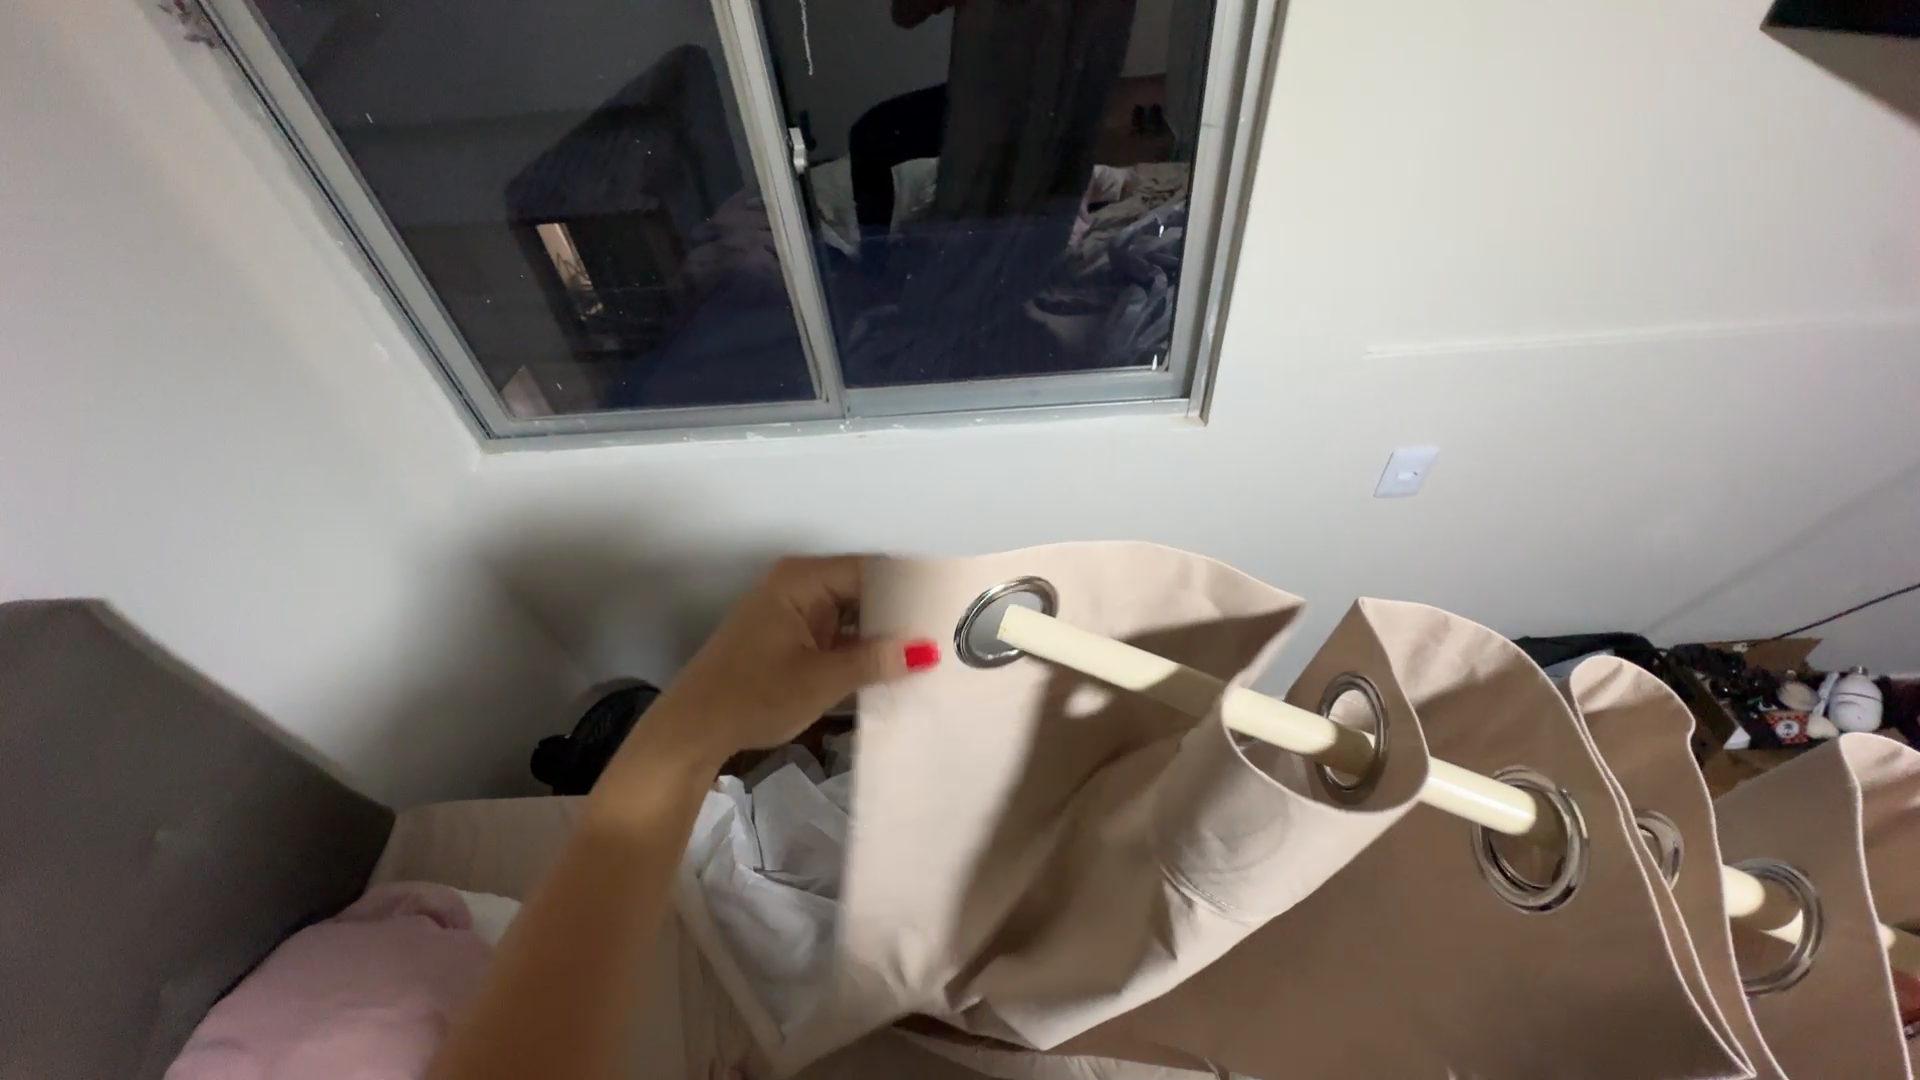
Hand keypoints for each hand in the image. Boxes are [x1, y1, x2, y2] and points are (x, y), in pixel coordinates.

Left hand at [614, 556, 938, 776]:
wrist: (692, 730)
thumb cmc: (753, 696)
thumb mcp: (821, 680)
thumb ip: (876, 660)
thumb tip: (927, 650)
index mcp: (801, 580)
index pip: (870, 569)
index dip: (908, 586)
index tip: (949, 601)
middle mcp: (798, 586)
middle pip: (862, 588)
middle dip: (899, 610)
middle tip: (949, 626)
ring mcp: (793, 612)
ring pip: (851, 612)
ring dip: (881, 631)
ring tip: (932, 644)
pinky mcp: (791, 637)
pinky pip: (837, 632)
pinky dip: (860, 646)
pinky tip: (893, 663)